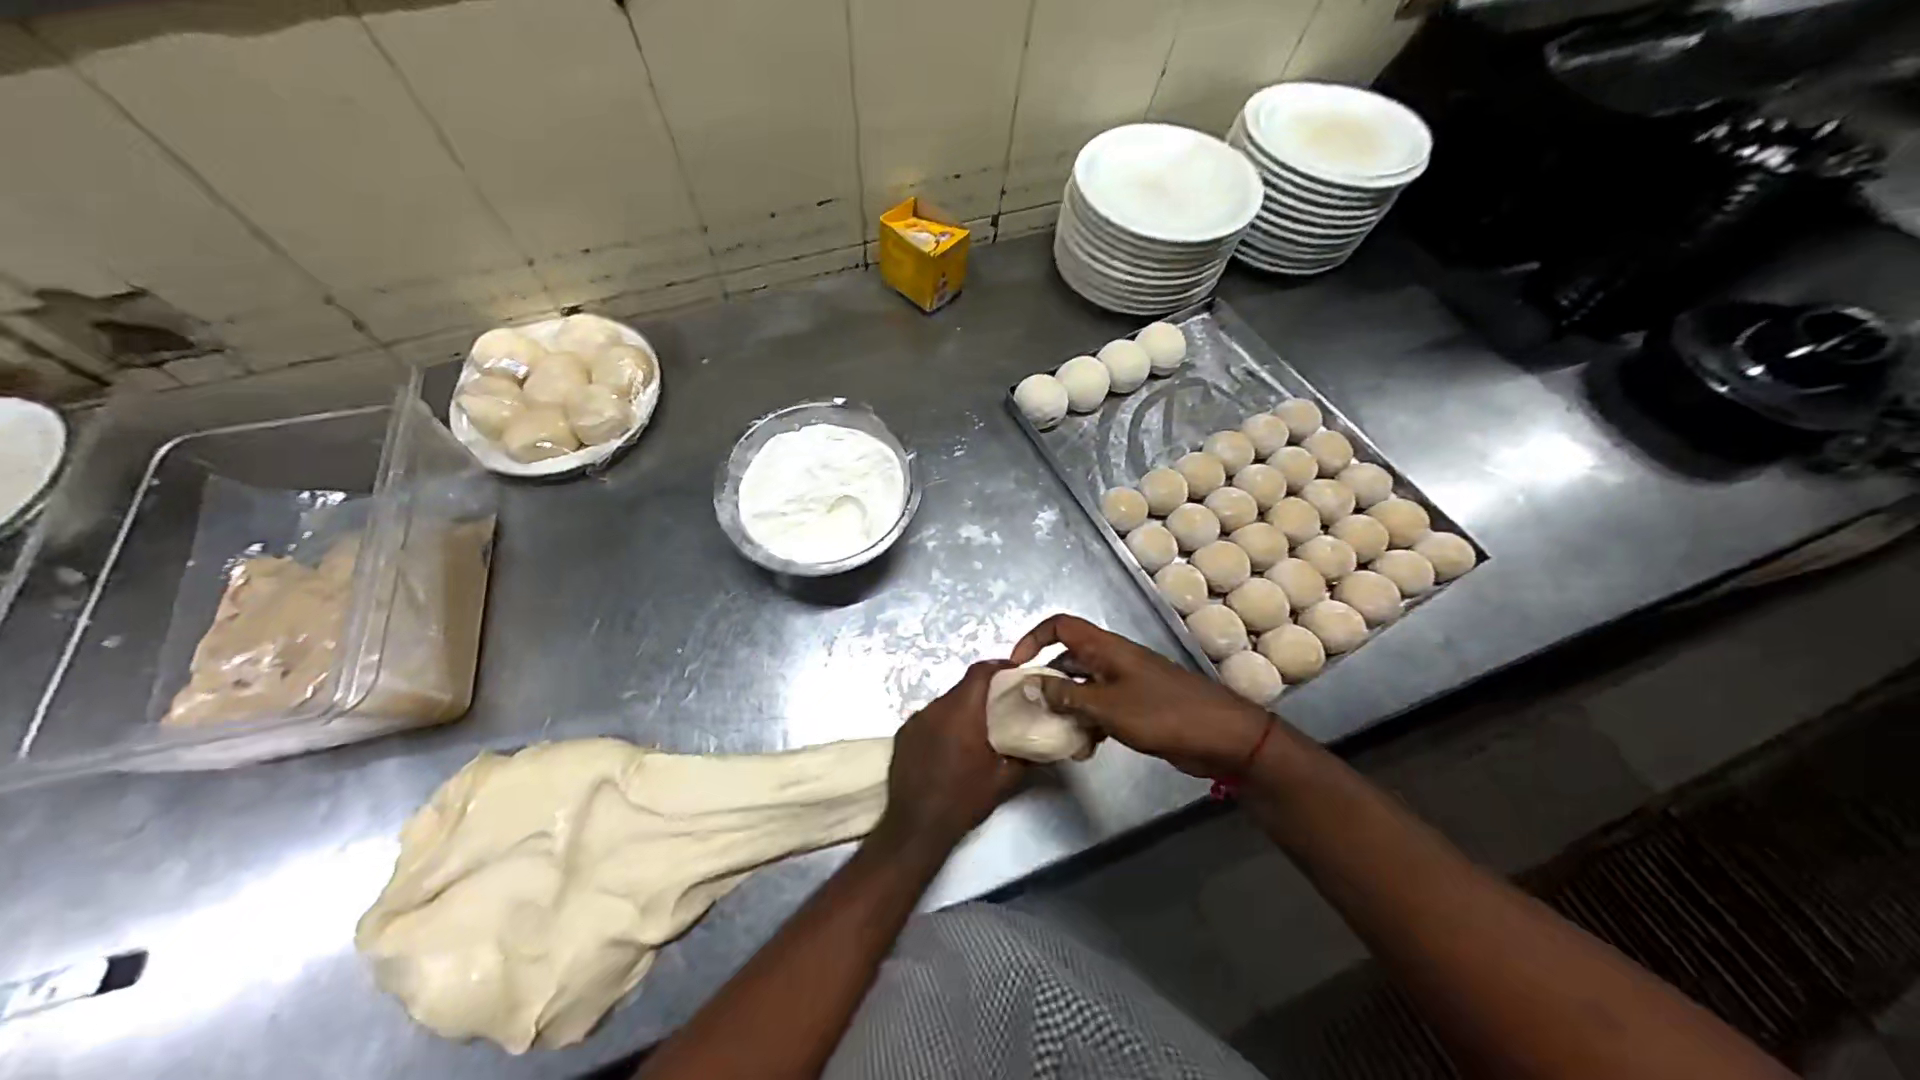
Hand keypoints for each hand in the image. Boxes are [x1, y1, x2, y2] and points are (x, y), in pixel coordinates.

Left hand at [873, 662, 1025, 852]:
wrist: (915, 826)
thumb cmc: (963, 800)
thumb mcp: (1004, 779)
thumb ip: (1027, 755)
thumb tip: (1047, 745)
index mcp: (962, 712)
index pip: (980, 672)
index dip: (999, 667)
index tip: (1014, 673)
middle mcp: (935, 709)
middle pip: (962, 688)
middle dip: (983, 692)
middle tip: (1002, 707)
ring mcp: (915, 721)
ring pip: (945, 704)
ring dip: (962, 710)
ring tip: (977, 729)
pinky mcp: (902, 735)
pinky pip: (928, 719)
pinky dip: (943, 724)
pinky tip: (951, 745)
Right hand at [1010, 614, 1270, 777]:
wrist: (1223, 738)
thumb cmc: (1164, 714)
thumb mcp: (1108, 706)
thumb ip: (1067, 695)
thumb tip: (1032, 683)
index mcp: (1107, 648)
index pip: (1062, 626)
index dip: (1035, 638)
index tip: (1017, 666)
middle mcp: (1113, 661)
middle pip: (1068, 659)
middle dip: (1046, 680)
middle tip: (1029, 706)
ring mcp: (1126, 685)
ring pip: (1082, 688)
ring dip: (1065, 707)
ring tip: (1053, 732)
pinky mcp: (1136, 709)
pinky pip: (1100, 709)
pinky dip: (1086, 723)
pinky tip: (1082, 747)